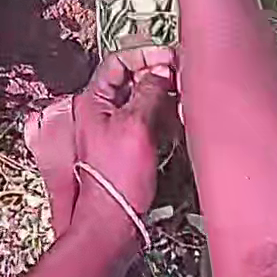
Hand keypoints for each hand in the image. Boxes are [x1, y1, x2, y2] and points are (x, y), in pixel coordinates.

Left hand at [69, 47, 176, 225]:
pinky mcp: (127, 145)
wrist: (112, 221)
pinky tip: (178, 120)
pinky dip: (162, 116)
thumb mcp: (136, 127)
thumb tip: (161, 70)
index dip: (144, 55)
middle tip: (182, 76)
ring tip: (183, 98)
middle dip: (157, 75)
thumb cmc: (118, 178)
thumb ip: (148, 93)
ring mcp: (113, 127)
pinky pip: (146, 120)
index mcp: (93, 100)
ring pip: (141, 99)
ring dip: (163, 96)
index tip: (169, 56)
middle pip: (130, 79)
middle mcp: (100, 110)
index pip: (117, 63)